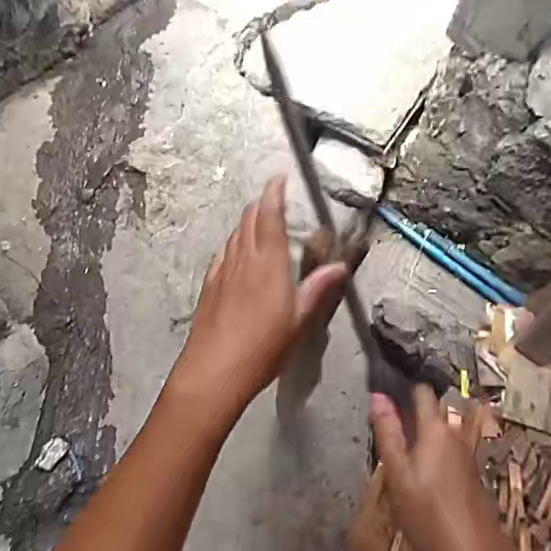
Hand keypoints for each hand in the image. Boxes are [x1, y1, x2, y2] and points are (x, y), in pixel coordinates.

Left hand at [160, 175, 348, 429]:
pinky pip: (222, 253)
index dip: (273, 193)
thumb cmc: (263, 348)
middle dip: (261, 204)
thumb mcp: (299, 321)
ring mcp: (223, 272)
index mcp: (269, 264)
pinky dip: (233, 243)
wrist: (214, 371)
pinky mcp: (209, 286)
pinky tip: (236, 253)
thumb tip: (340, 266)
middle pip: (248, 219)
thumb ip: (317, 289)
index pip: (269, 216)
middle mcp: (244, 260)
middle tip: (274, 200)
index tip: (279, 178)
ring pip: (234, 235)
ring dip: (247, 222)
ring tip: (258, 222)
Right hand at [367, 386, 507, 550]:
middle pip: (433, 411)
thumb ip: (388, 433)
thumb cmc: (428, 514)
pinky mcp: (471, 476)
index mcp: (436, 429)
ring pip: (442, 432)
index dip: (405, 386)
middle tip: (386, 423)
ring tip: (400, 446)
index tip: (385, 387)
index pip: (422, 392)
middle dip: (412, 411)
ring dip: (423, 433)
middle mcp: (455, 435)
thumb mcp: (398, 475)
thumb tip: (377, 395)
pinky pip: (449, 450)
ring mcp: (467, 456)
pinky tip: (422, 472)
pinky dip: (434, 451)